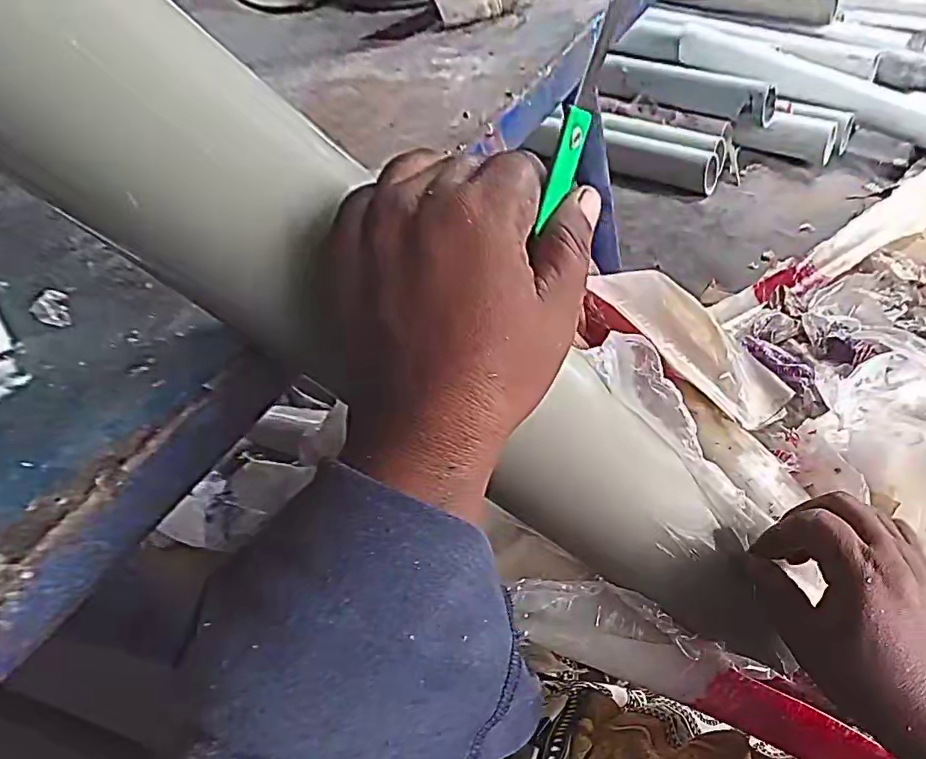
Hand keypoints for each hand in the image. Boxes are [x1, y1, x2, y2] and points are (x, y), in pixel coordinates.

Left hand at [327, 148, 600, 519]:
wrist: (426, 425)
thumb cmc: (487, 380)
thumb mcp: (553, 315)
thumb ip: (571, 245)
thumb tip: (579, 203)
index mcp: (482, 212)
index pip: (521, 166)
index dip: (537, 202)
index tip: (534, 229)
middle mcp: (422, 202)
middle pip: (469, 167)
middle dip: (490, 202)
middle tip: (498, 259)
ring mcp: (376, 223)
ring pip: (418, 174)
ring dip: (442, 200)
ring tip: (456, 255)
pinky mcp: (346, 247)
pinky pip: (374, 202)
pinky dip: (397, 216)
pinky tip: (417, 257)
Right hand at [746, 493, 925, 755]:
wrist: (921, 706)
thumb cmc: (858, 678)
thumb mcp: (805, 638)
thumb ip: (776, 593)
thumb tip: (753, 563)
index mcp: (861, 571)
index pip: (814, 523)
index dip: (779, 533)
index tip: (761, 555)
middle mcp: (892, 556)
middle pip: (843, 504)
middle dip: (804, 517)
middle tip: (783, 545)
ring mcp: (915, 561)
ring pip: (870, 512)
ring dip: (834, 522)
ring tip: (813, 553)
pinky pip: (894, 530)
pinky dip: (864, 532)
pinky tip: (850, 559)